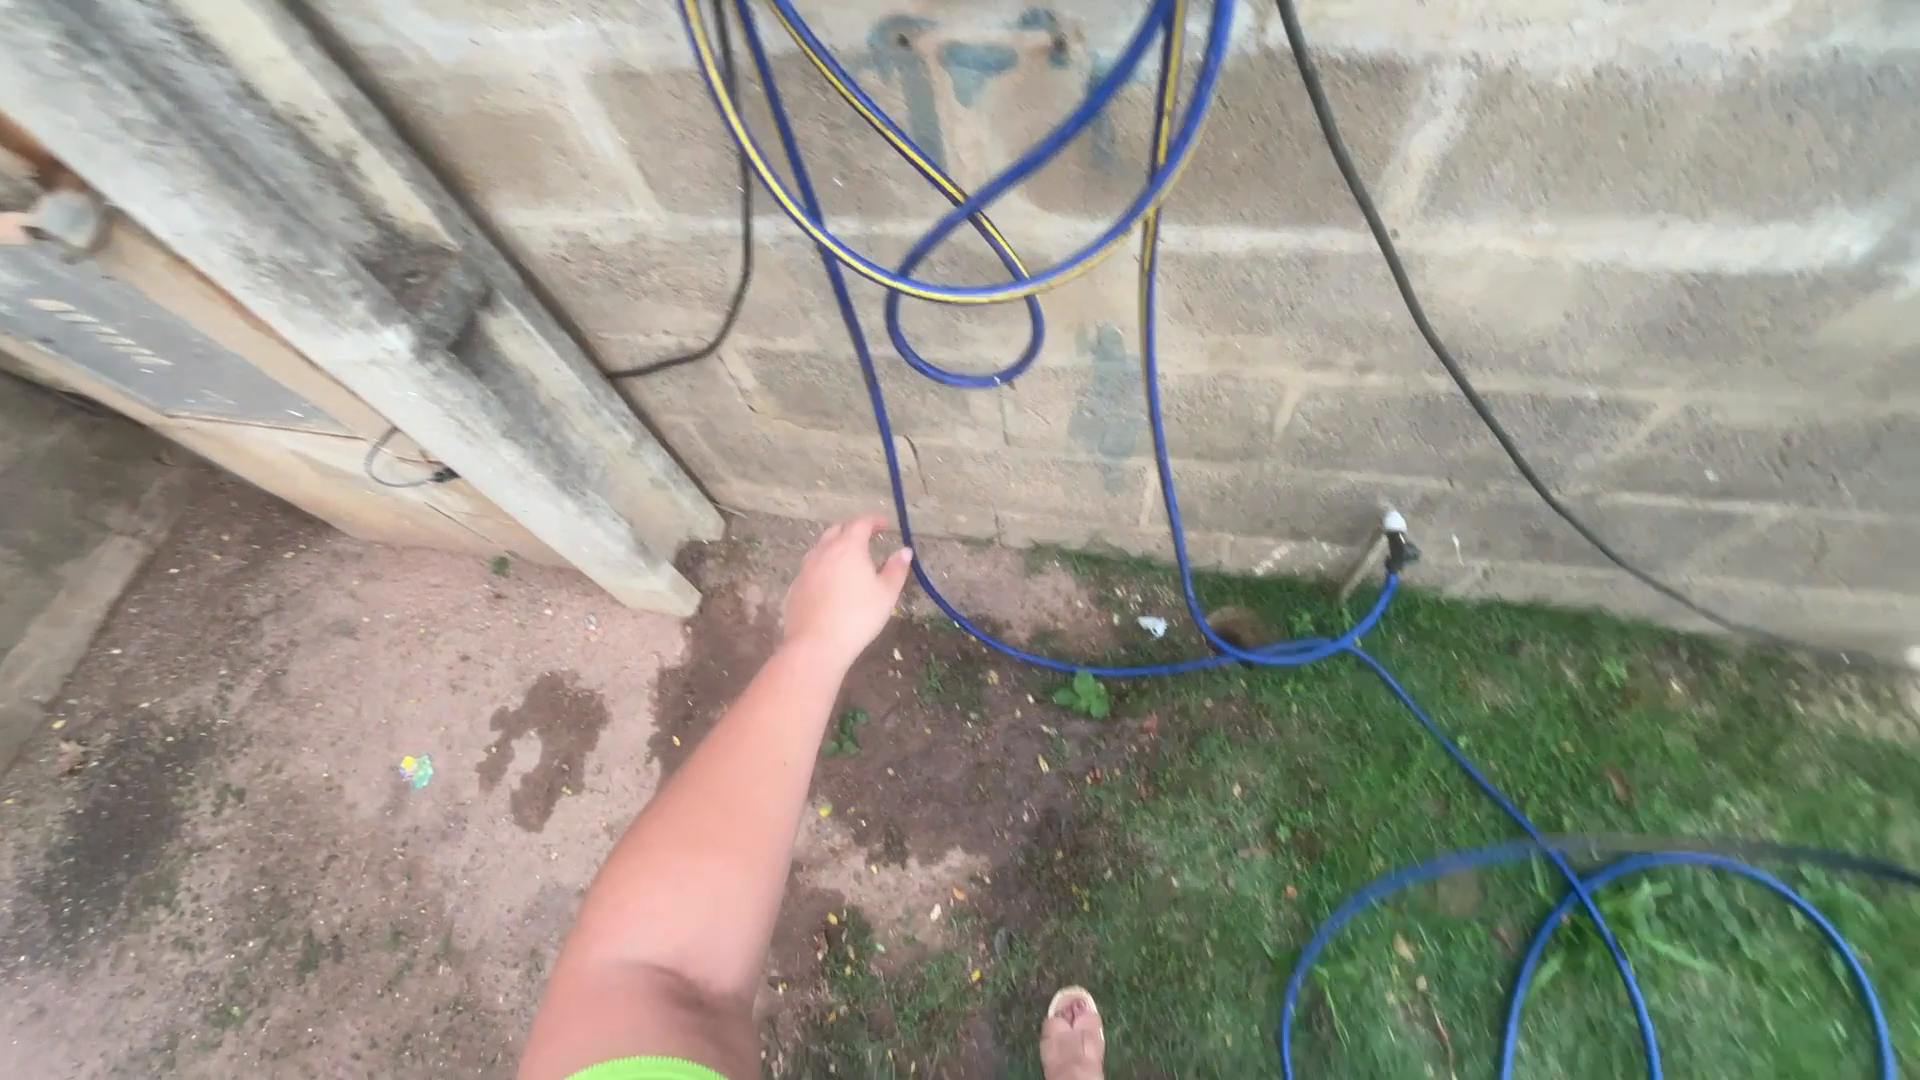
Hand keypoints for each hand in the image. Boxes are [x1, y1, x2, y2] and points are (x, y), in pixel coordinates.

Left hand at [781, 515, 912, 669]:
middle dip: (852, 530)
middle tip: (867, 539)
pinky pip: (812, 566)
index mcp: (848, 547)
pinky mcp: (796, 586)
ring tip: (849, 560)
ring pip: (821, 547)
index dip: (874, 520)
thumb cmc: (858, 617)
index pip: (861, 523)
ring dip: (836, 547)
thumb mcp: (886, 594)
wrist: (816, 644)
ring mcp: (806, 568)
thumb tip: (904, 551)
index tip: (885, 524)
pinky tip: (831, 582)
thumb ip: (896, 569)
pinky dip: (824, 565)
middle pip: (837, 530)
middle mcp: (824, 551)